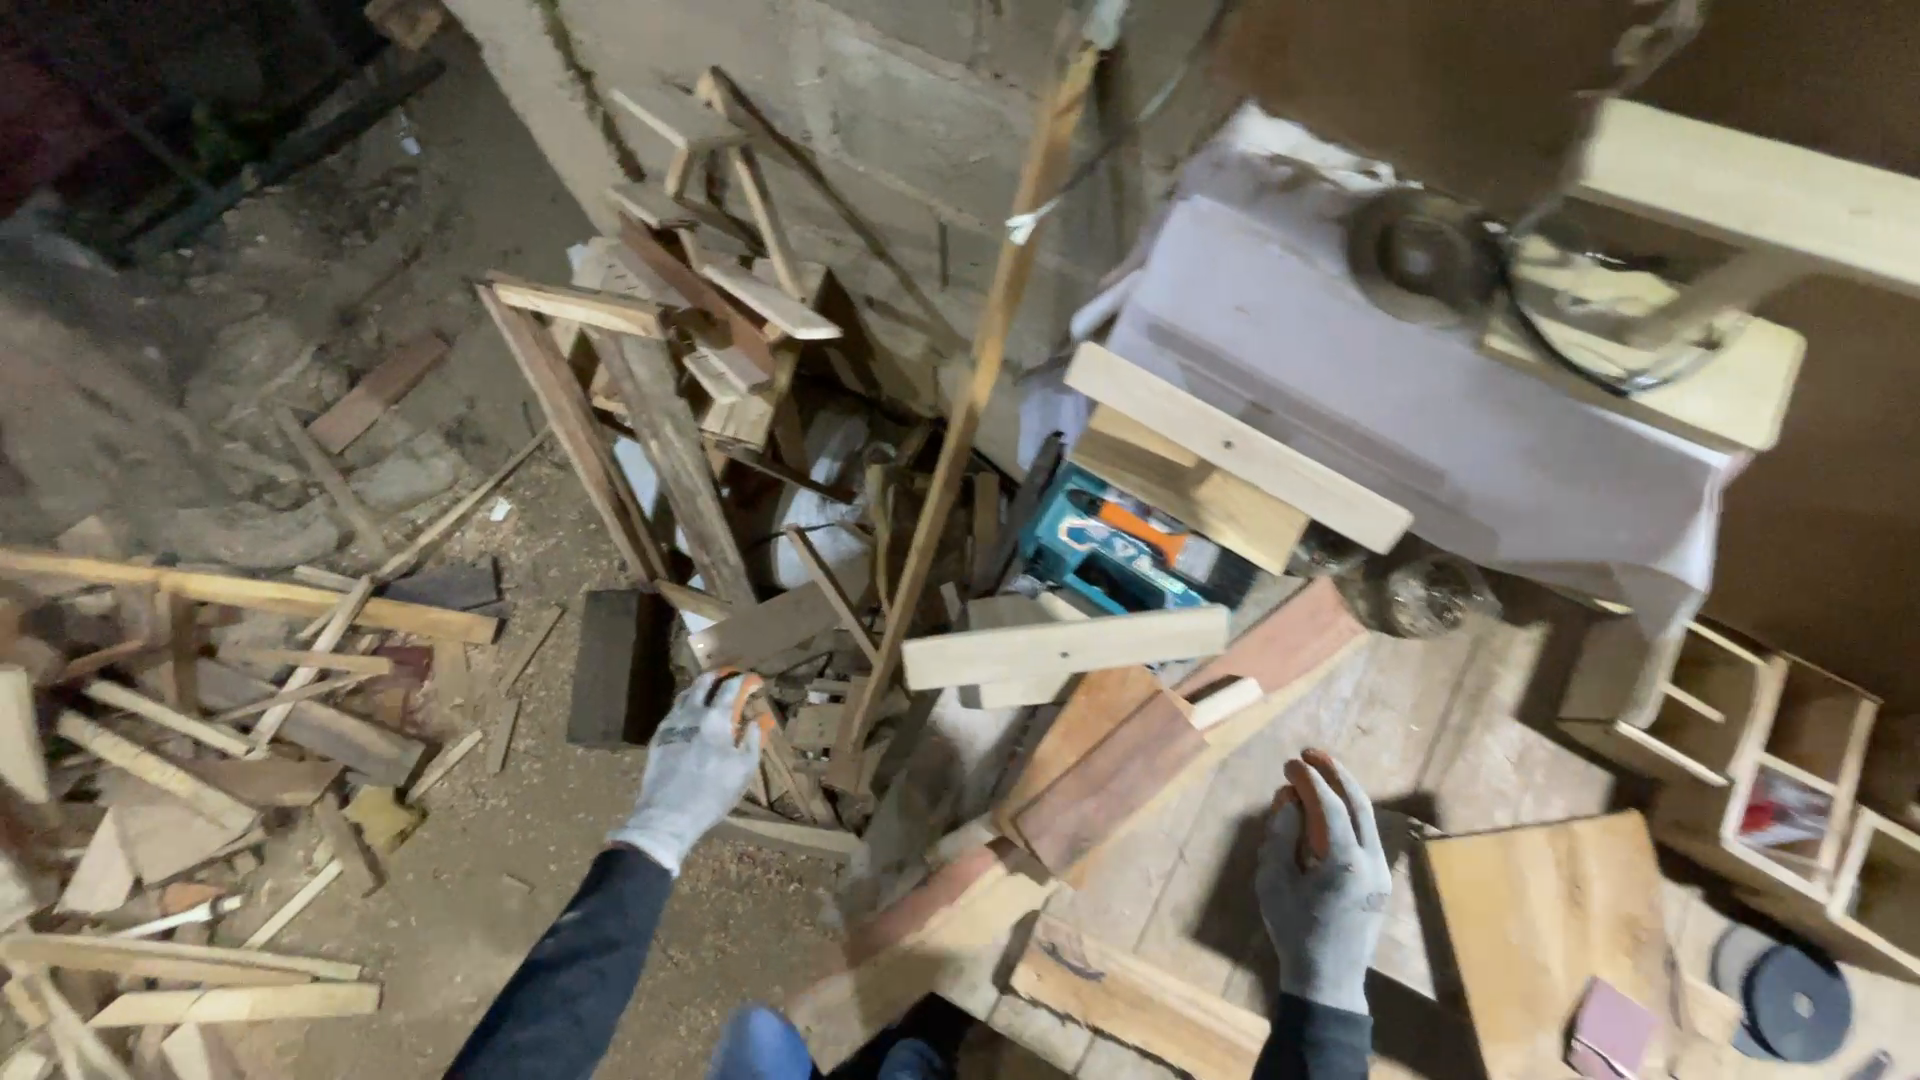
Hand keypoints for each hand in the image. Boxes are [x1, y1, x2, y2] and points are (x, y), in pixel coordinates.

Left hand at [607, 671, 762, 875]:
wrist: (667, 815)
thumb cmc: (712, 793)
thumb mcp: (743, 769)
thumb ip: (752, 740)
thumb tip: (757, 721)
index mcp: (715, 719)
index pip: (731, 688)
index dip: (744, 680)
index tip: (754, 680)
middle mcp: (691, 714)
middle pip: (703, 683)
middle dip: (718, 675)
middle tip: (729, 675)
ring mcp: (671, 725)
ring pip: (685, 694)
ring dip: (700, 688)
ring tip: (709, 690)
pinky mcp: (657, 738)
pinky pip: (673, 711)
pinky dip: (685, 705)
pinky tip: (690, 714)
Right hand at [1254, 749, 1390, 1015]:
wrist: (1327, 979)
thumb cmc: (1294, 930)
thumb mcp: (1273, 880)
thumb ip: (1281, 836)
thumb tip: (1289, 801)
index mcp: (1344, 864)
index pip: (1330, 807)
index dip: (1309, 780)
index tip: (1290, 762)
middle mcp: (1371, 863)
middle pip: (1359, 804)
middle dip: (1335, 773)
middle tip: (1311, 752)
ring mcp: (1381, 873)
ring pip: (1367, 818)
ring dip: (1342, 791)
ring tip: (1317, 772)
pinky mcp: (1379, 881)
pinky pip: (1365, 835)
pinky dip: (1346, 813)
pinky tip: (1326, 806)